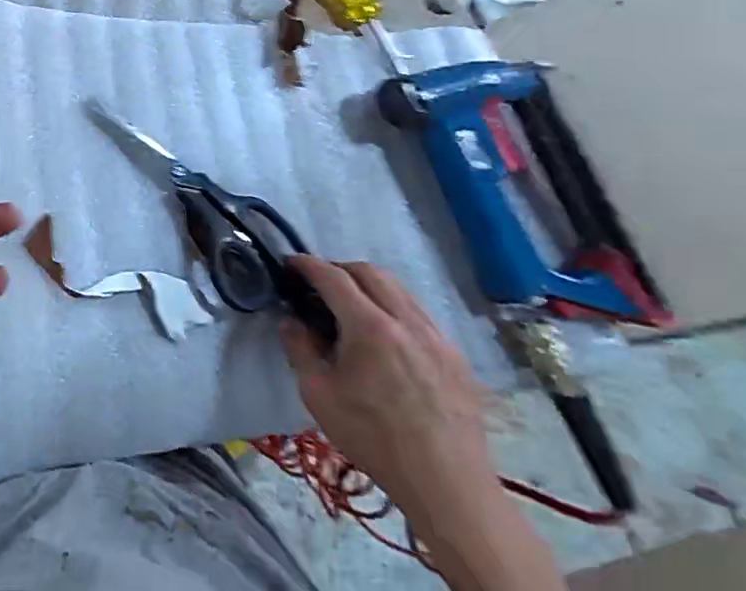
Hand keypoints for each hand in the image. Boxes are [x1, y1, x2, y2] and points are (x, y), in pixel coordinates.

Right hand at [278, 257, 497, 514]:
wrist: (445, 482)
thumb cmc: (374, 439)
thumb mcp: (320, 396)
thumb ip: (300, 350)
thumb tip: (291, 321)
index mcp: (370, 326)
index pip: (333, 277)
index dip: (308, 265)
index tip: (291, 263)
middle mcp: (406, 318)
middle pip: (370, 271)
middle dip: (339, 268)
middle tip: (319, 284)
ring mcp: (436, 334)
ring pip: (399, 289)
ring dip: (370, 285)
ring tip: (351, 306)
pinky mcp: (454, 353)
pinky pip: (419, 314)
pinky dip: (394, 308)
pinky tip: (386, 337)